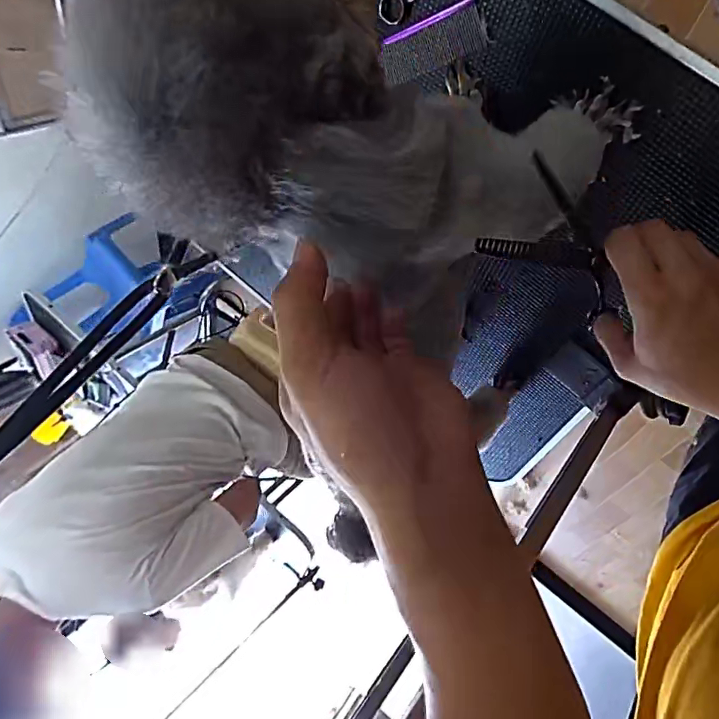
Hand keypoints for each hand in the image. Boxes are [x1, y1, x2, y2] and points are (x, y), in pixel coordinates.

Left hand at [272, 241, 488, 523]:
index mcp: (302, 376)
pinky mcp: (413, 370)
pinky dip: (394, 316)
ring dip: (363, 300)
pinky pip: (398, 335)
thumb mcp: (310, 367)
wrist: (424, 470)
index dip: (300, 290)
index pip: (294, 324)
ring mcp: (376, 373)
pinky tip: (393, 298)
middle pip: (330, 322)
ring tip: (365, 271)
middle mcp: (336, 373)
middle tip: (343, 256)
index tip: (313, 253)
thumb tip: (305, 248)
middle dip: (331, 291)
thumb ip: (301, 306)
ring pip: (364, 326)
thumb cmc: (358, 424)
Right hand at [592, 220, 718, 422]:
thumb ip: (610, 339)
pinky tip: (693, 289)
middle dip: (637, 238)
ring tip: (664, 274)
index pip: (623, 241)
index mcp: (652, 299)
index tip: (612, 257)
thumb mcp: (637, 372)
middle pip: (651, 226)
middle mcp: (683, 277)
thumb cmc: (699, 381)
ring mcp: (712, 271)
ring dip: (666, 247)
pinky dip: (694, 263)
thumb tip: (603, 321)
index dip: (612, 245)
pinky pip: (706, 253)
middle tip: (635, 259)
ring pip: (680, 234)